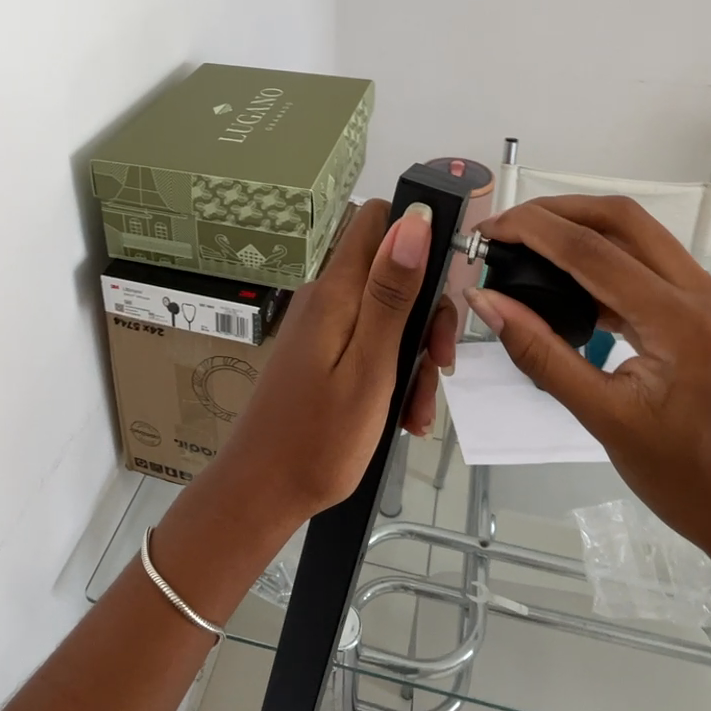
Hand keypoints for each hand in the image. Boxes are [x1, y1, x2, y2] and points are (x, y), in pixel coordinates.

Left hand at [215, 200, 457, 521]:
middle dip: (427, 315)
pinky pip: (369, 344)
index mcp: (337, 291)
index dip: (419, 233)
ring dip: (414, 357)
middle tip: (438, 365)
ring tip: (417, 410)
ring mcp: (322, 326)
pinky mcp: (321, 353)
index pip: (378, 220)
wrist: (263, 490)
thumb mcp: (370, 365)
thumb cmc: (320, 438)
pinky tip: (401, 414)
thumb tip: (412, 219)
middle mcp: (327, 297)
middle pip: (392, 273)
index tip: (447, 281)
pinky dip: (393, 373)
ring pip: (388, 316)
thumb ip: (392, 292)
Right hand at [463, 195, 710, 561]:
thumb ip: (541, 352)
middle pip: (625, 220)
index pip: (594, 252)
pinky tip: (569, 281)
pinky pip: (653, 267)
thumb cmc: (685, 482)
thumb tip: (486, 302)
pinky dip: (606, 261)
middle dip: (559, 211)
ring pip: (642, 237)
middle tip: (506, 227)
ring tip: (528, 245)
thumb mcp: (603, 418)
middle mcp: (707, 296)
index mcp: (684, 324)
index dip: (533, 231)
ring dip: (583, 230)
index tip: (487, 232)